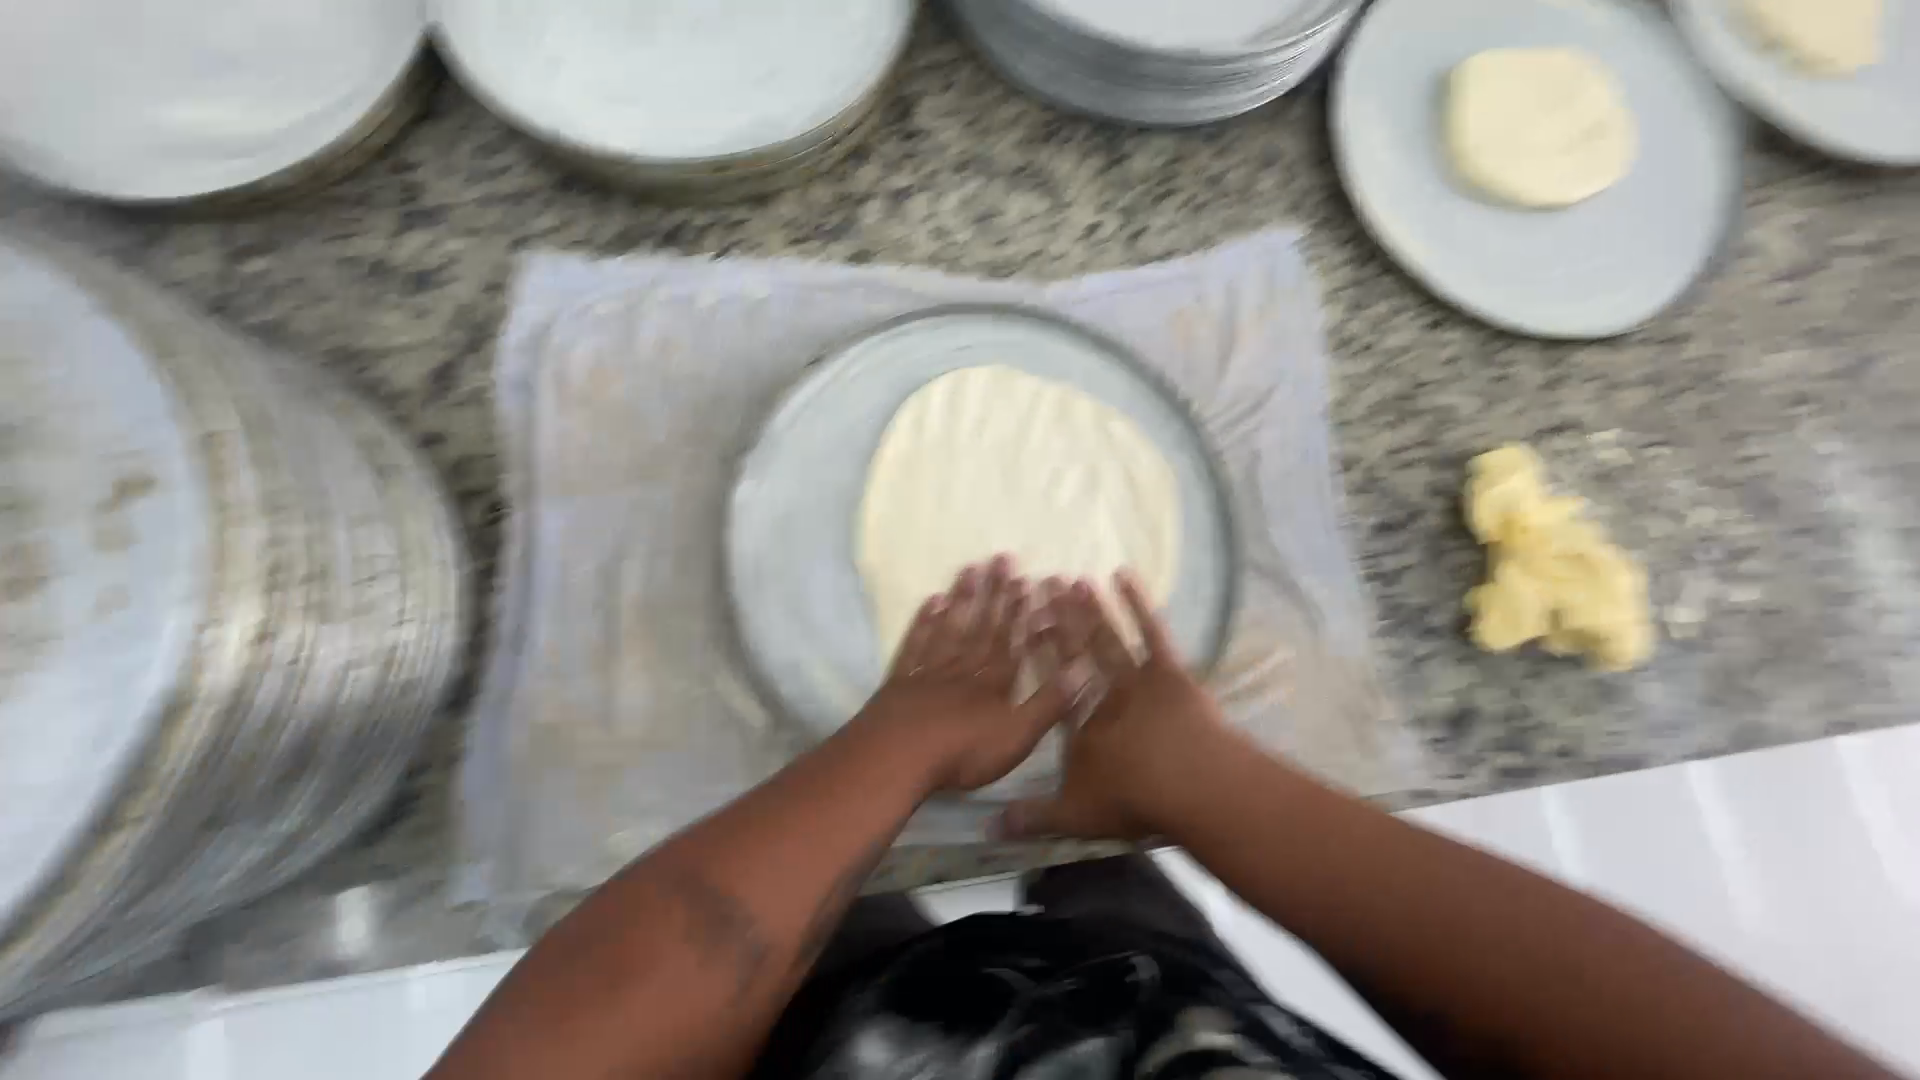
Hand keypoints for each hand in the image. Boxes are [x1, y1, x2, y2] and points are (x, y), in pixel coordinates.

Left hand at [849, 556, 1074, 794]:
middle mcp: (963, 669)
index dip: (1020, 614)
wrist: (897, 758)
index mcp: (993, 684)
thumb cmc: (963, 752)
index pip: (1010, 642)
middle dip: (995, 594)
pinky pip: (915, 645)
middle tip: (1002, 559)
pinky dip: (923, 622)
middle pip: (982, 627)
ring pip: (949, 628)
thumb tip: (1083, 669)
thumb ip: (1049, 704)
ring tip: (970, 568)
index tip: (1028, 582)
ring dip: (962, 599)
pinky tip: (931, 601)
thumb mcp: (1017, 735)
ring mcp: (929, 672)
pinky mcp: (900, 681)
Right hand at [997, 571, 1236, 840]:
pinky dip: (1138, 603)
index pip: (1053, 682)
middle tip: (1040, 585)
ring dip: (1090, 609)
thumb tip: (987, 829)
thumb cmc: (1135, 799)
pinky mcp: (1172, 672)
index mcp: (1080, 724)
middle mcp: (1104, 694)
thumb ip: (1033, 818)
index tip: (1022, 624)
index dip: (1037, 653)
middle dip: (1058, 620)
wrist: (1196, 787)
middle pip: (1076, 651)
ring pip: (1107, 636)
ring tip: (1071, 579)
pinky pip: (1152, 631)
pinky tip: (1123, 575)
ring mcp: (1139, 679)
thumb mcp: (1075, 815)